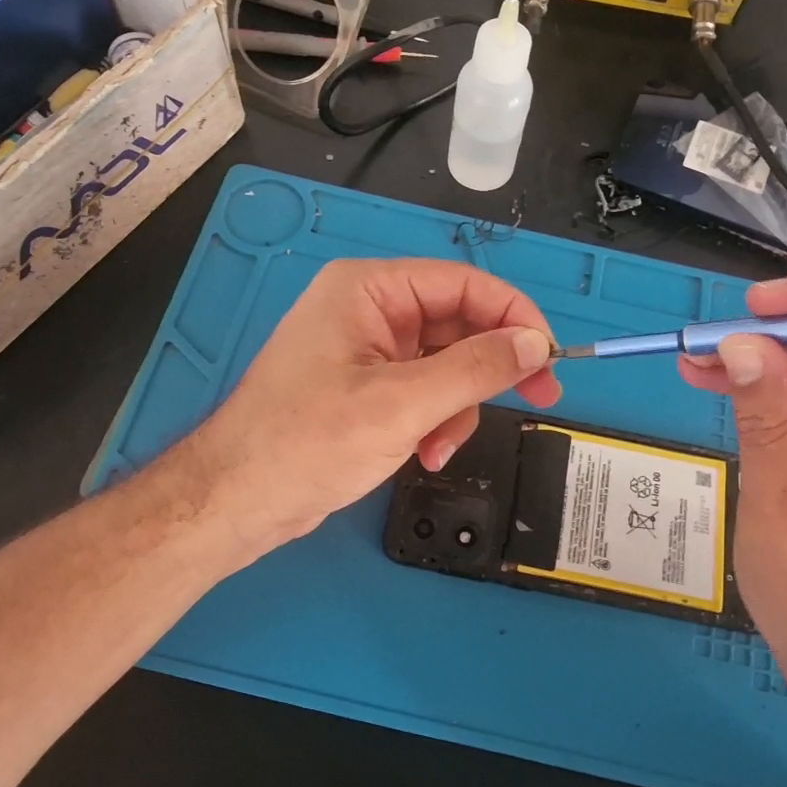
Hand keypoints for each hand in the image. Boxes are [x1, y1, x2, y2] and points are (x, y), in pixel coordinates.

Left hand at [191, 258, 562, 552]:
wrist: (236, 502)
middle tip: (537, 398)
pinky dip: (436, 421)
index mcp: (369, 290)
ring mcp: (366, 350)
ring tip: (441, 447)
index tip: (550, 357)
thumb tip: (535, 343)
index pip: (463, 284)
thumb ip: (475, 369)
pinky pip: (424, 391)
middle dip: (487, 370)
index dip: (514, 316)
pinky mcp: (366, 387)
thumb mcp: (401, 405)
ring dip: (458, 407)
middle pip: (458, 323)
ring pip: (447, 363)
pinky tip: (425, 454)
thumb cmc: (307, 443)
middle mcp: (370, 309)